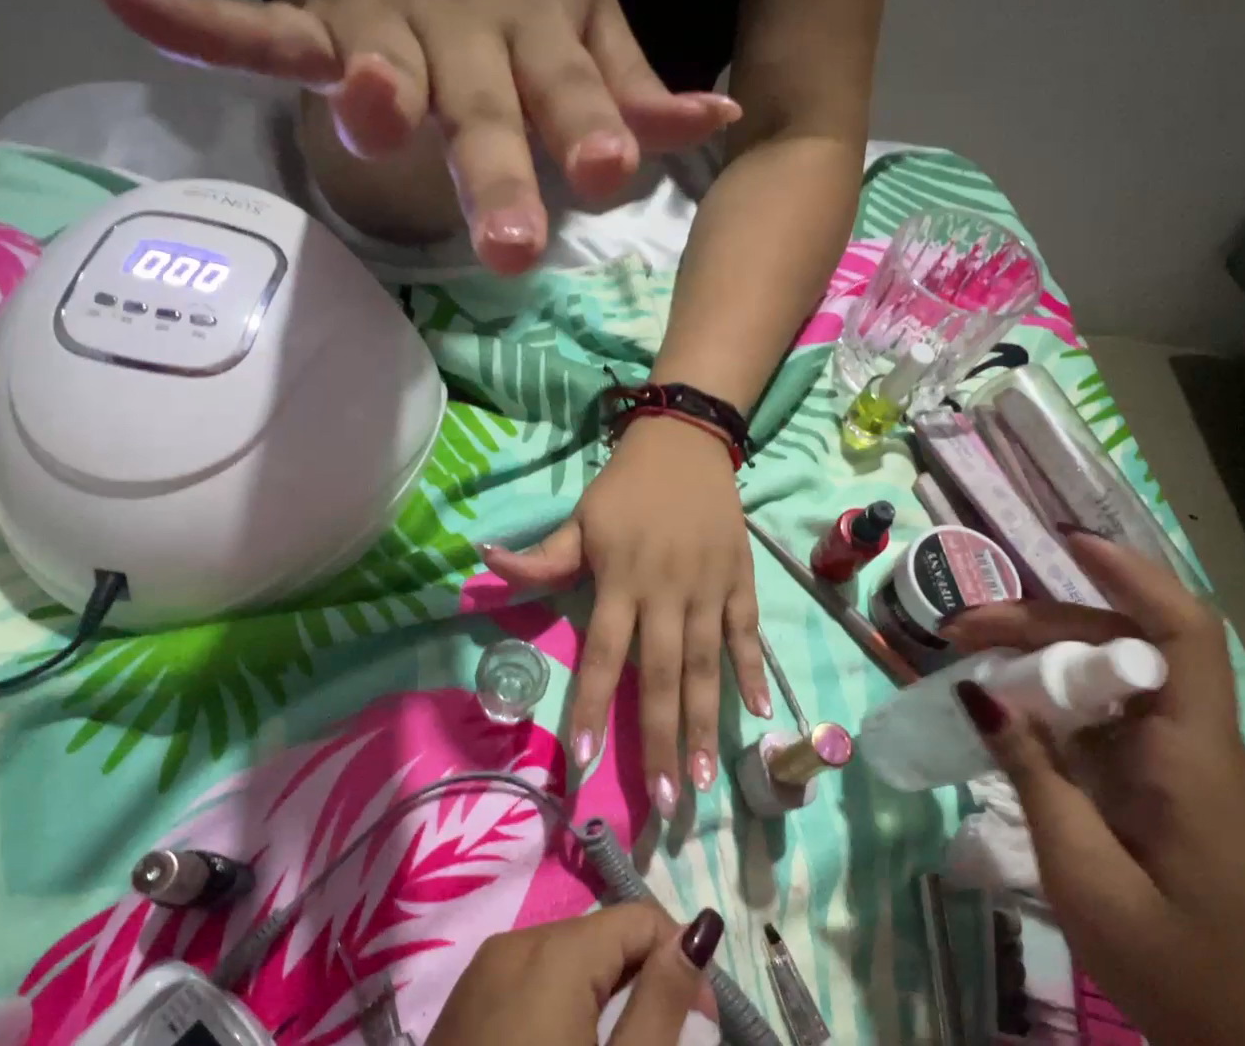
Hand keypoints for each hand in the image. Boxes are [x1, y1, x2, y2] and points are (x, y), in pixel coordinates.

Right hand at [100, 0, 739, 272]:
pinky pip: (262, 29)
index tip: (610, 171)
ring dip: (371, 83)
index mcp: (538, 43)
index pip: (574, 94)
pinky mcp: (323, 16)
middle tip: (511, 247)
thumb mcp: (586, 27)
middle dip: (498, 174)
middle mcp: (469, 38)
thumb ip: (634, 87)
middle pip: (485, 111)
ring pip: (380, 62)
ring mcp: (390, 24)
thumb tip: (716, 118)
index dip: (593, 129)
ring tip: (369, 106)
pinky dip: (201, 24)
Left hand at [425, 904, 722, 1045]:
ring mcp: (482, 970)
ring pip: (569, 959)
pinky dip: (564, 1004)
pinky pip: (533, 979)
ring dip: (606, 996)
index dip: (681, 962)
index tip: (699, 1026)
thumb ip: (662, 1001)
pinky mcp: (466, 1001)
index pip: (640, 918)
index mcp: (552, 952)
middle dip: (643, 982)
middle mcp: (513, 942)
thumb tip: (701, 929)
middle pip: (604, 937)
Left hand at [486, 417, 772, 816]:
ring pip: (707, 665)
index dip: (594, 707)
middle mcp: (667, 593)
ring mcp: (710, 589)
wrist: (684, 444)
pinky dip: (754, 671)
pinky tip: (761, 713)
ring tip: (707, 777)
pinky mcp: (741, 581)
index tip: (586, 760)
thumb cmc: (623, 489)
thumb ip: (541, 557)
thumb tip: (483, 562)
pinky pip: (747, 633)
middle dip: (662, 739)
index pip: (605, 655)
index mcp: (622, 581)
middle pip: (662, 675)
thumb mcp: (579, 519)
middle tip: (667, 800)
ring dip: (707, 721)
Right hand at [940, 530, 1244, 1045]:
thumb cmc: (1176, 967)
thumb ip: (1035, 776)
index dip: (1130, 575)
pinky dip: (1059, 711)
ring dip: (1044, 664)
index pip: (1180, 634)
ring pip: (1117, 686)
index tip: (1064, 544)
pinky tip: (1009, 721)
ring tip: (968, 662)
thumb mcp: (1084, 874)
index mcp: (1192, 758)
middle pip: (1127, 649)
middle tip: (956, 632)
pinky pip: (1114, 730)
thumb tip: (979, 696)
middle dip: (1042, 624)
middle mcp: (1198, 747)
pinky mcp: (1173, 795)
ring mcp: (1188, 771)